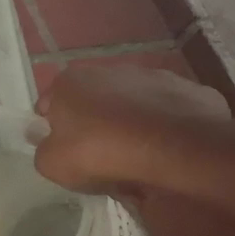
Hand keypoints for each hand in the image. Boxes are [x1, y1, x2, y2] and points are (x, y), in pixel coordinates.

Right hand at [34, 65, 229, 191]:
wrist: (178, 148)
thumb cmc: (101, 152)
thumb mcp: (52, 164)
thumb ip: (44, 152)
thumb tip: (51, 147)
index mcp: (69, 82)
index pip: (49, 104)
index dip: (51, 130)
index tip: (62, 153)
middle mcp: (108, 70)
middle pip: (92, 103)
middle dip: (94, 126)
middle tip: (99, 160)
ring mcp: (153, 77)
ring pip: (132, 106)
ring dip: (130, 126)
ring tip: (137, 160)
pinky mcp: (190, 90)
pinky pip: (168, 113)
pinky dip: (164, 129)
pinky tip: (166, 153)